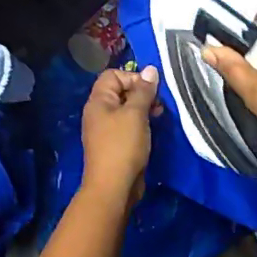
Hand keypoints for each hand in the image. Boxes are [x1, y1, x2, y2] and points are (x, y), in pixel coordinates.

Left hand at [80, 65, 159, 204]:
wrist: (113, 186)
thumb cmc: (123, 146)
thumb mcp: (135, 114)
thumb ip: (143, 91)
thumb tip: (150, 70)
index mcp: (98, 101)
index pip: (113, 75)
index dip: (133, 77)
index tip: (151, 91)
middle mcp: (99, 113)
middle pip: (120, 92)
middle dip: (141, 94)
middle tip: (158, 105)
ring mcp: (106, 130)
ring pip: (126, 110)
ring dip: (143, 110)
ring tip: (158, 118)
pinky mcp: (115, 145)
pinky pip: (128, 127)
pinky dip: (141, 125)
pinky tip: (152, 132)